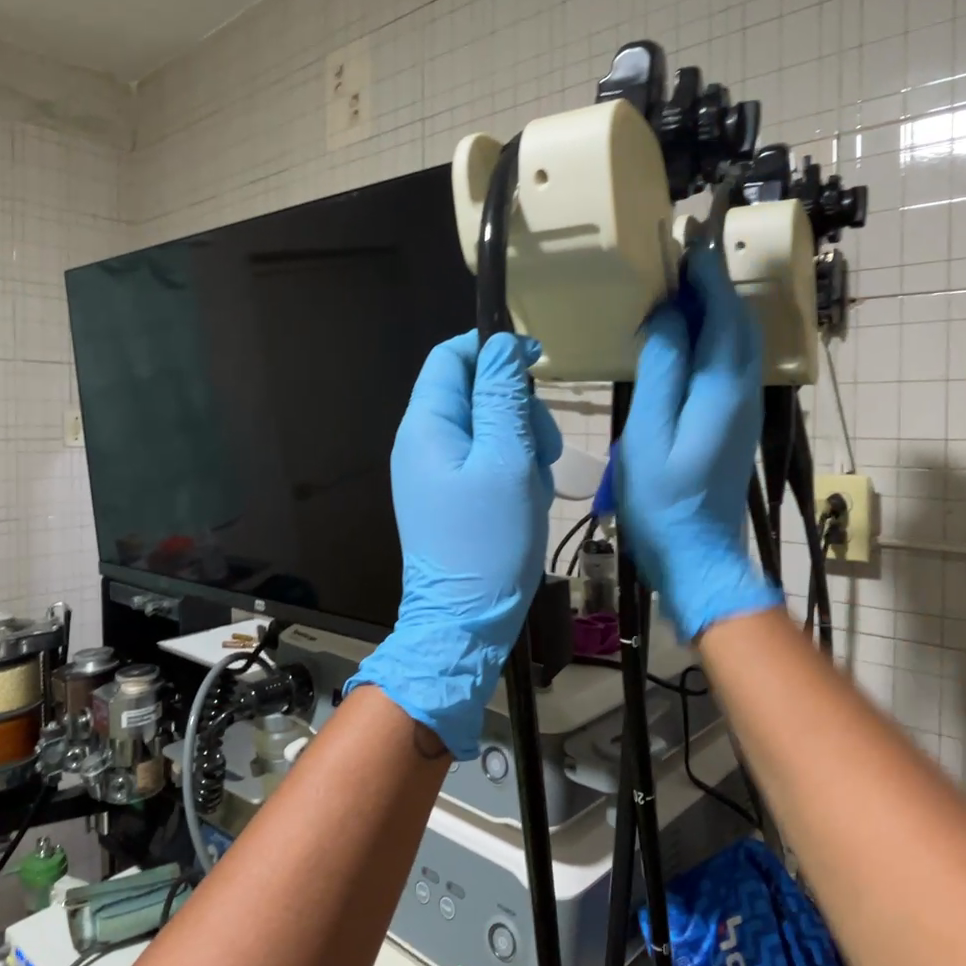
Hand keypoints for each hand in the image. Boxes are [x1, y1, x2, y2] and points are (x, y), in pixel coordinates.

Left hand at [346, 332, 561, 758]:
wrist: (465, 621)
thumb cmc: (488, 540)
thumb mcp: (507, 459)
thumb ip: (503, 396)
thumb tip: (501, 344)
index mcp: (427, 425)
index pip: (451, 357)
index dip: (492, 349)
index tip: (537, 362)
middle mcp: (421, 442)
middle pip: (473, 391)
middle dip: (516, 407)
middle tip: (543, 447)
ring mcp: (433, 471)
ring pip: (486, 427)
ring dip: (520, 443)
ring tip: (536, 482)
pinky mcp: (448, 496)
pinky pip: (484, 461)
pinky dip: (511, 470)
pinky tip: (525, 500)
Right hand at [619, 249, 781, 640]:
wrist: (695, 552)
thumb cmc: (662, 498)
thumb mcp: (649, 432)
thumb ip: (663, 369)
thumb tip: (669, 315)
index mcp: (723, 388)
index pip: (722, 314)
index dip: (706, 274)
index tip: (686, 238)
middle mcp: (743, 390)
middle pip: (736, 323)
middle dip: (713, 284)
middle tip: (679, 255)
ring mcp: (742, 407)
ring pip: (736, 342)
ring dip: (713, 308)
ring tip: (677, 286)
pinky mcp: (732, 421)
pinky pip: (727, 362)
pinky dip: (710, 336)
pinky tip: (684, 335)